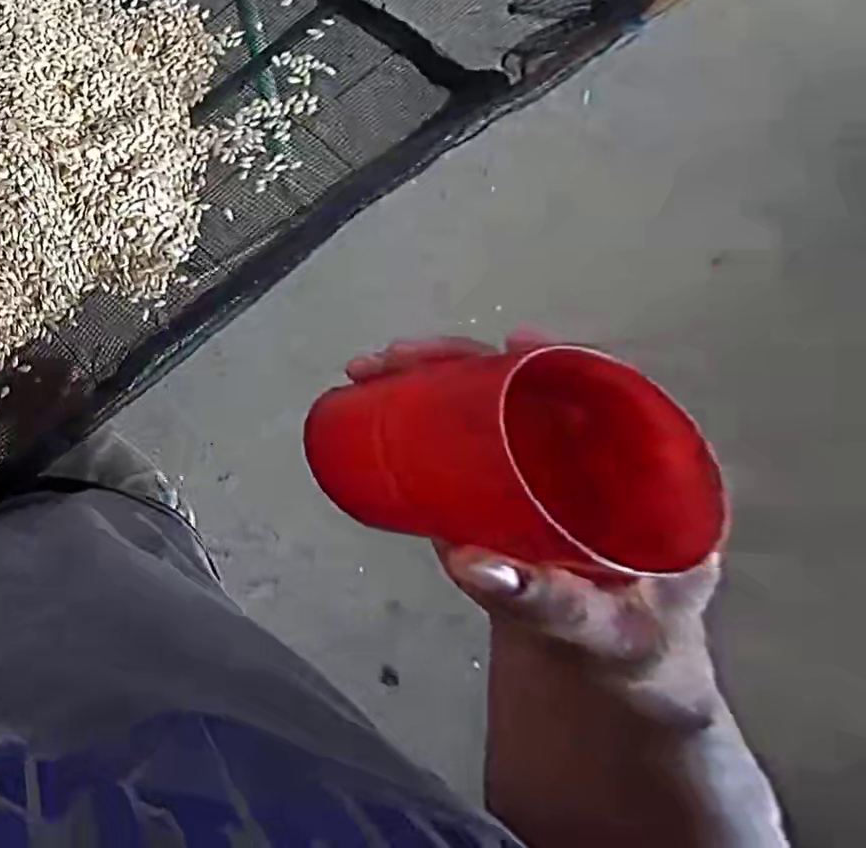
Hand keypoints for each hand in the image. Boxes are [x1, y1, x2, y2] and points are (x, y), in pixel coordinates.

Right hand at [347, 331, 717, 684]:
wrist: (592, 672)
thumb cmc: (624, 651)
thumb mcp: (598, 630)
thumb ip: (543, 601)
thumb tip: (468, 562)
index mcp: (643, 484)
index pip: (608, 399)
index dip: (562, 361)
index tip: (516, 341)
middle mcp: (584, 462)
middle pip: (522, 388)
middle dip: (456, 361)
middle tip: (398, 358)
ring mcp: (529, 469)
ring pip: (477, 403)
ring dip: (423, 377)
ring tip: (371, 370)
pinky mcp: (487, 483)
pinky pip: (452, 433)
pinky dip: (413, 407)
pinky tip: (379, 397)